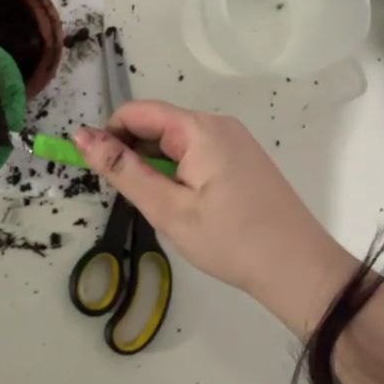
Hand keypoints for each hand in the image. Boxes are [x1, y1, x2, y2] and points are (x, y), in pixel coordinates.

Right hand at [73, 101, 355, 336]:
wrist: (301, 271)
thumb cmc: (231, 241)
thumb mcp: (167, 209)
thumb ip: (122, 169)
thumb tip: (81, 136)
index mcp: (199, 128)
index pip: (136, 112)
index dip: (110, 136)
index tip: (102, 172)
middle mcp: (217, 123)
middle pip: (156, 124)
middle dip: (134, 154)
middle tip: (137, 199)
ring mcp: (234, 140)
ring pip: (175, 140)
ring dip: (156, 166)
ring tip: (165, 208)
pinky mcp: (243, 158)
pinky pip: (196, 152)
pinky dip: (179, 171)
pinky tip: (188, 206)